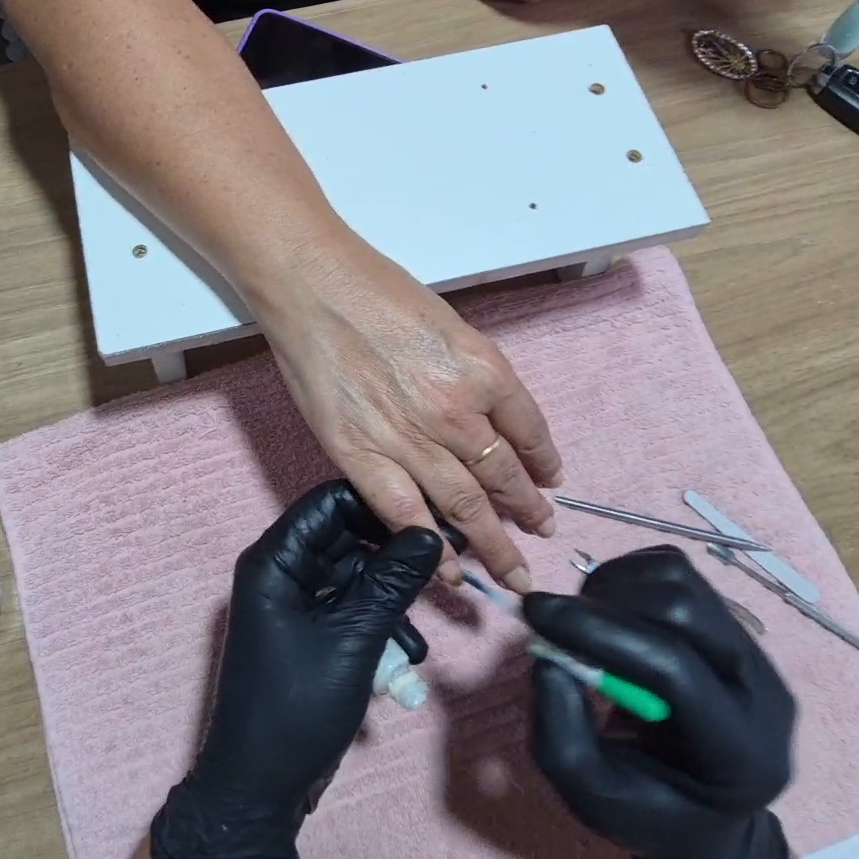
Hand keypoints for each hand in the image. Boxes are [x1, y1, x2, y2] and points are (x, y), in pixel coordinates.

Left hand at [148, 481, 442, 858]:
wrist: (259, 787)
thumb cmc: (297, 705)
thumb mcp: (352, 638)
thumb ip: (393, 581)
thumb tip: (433, 533)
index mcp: (275, 559)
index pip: (330, 503)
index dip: (380, 503)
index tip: (432, 513)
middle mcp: (283, 570)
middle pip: (347, 538)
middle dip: (395, 554)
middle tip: (449, 561)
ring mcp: (296, 602)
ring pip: (355, 575)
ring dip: (392, 595)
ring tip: (432, 615)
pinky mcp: (311, 630)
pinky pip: (351, 607)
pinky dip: (379, 622)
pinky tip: (407, 651)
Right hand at [249, 237, 562, 592]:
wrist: (312, 285)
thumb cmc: (375, 289)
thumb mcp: (446, 322)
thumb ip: (470, 371)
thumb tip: (484, 412)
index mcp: (484, 370)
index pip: (530, 429)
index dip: (542, 459)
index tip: (546, 478)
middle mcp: (456, 412)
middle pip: (504, 476)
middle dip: (527, 511)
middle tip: (542, 531)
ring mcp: (409, 439)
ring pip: (465, 506)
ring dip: (495, 543)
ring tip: (514, 570)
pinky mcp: (361, 456)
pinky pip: (406, 515)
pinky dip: (433, 550)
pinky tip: (452, 572)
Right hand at [523, 547, 795, 858]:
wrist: (699, 807)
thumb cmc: (646, 806)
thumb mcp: (591, 796)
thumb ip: (561, 734)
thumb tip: (548, 657)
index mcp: (738, 751)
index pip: (674, 670)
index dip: (598, 633)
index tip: (533, 613)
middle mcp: (763, 692)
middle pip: (683, 610)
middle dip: (604, 606)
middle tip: (554, 620)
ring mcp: (754, 651)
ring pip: (680, 580)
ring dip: (615, 584)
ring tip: (582, 617)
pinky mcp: (730, 622)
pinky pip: (675, 569)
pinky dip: (627, 573)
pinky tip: (606, 608)